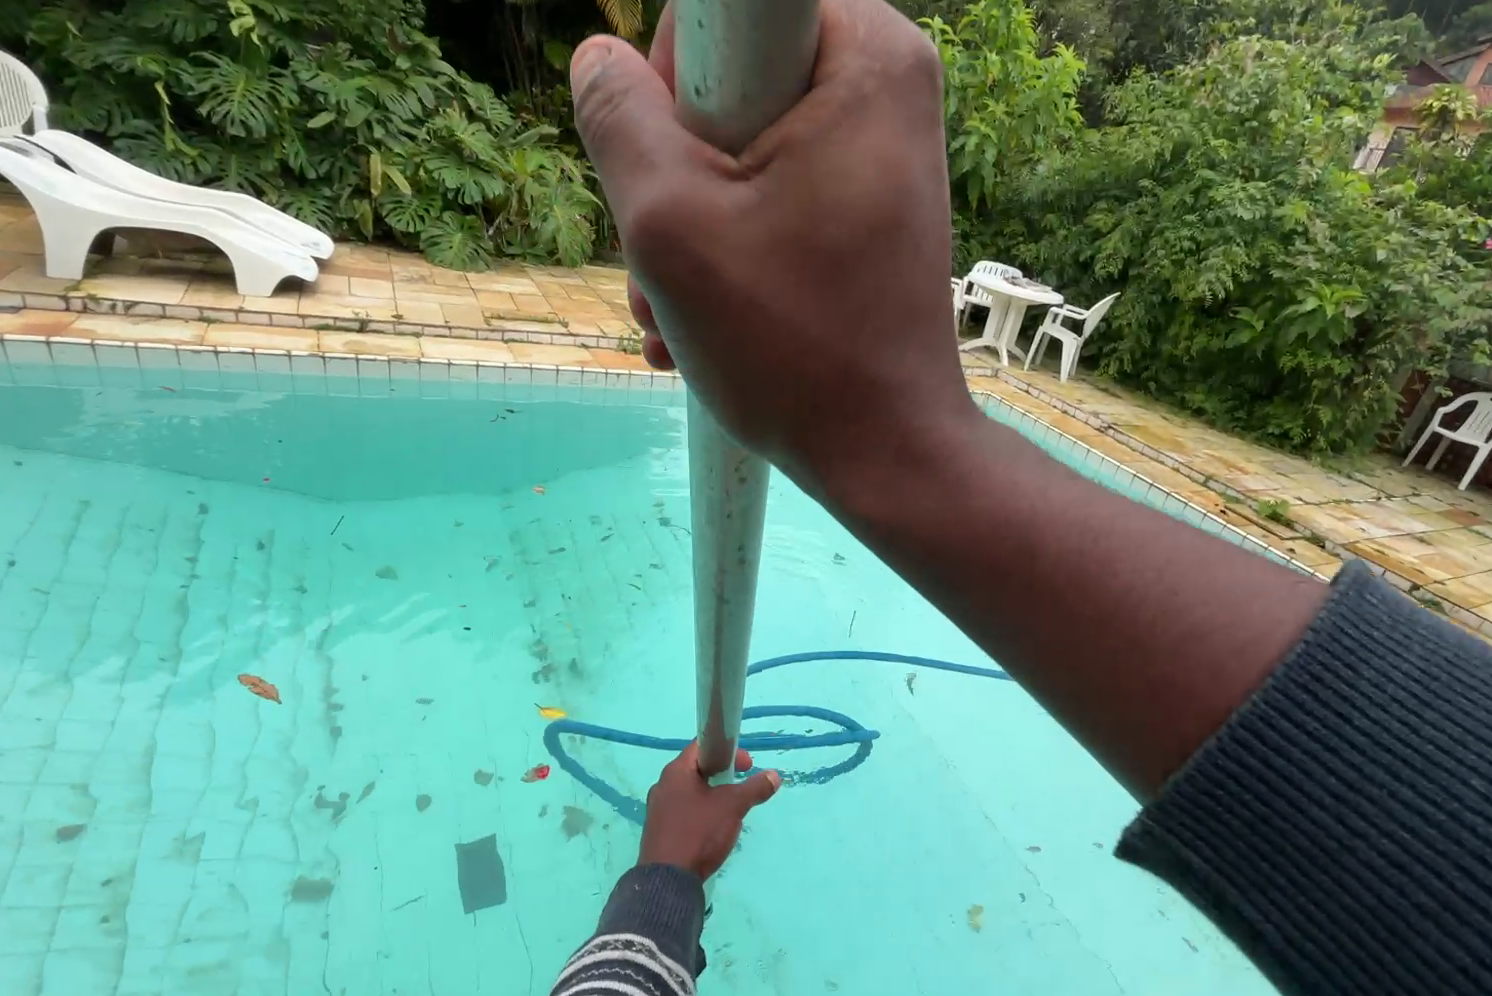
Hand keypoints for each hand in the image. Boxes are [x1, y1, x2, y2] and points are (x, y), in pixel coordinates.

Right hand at [569, 0, 973, 485]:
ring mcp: (884, 166)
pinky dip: (734, 262)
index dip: (676, 87)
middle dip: (677, 185)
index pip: (724, 13)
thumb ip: (618, 118)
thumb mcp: (670, 224)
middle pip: (729, 92)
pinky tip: (701, 331)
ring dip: (691, 241)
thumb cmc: (790, 344)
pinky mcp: (871, 222)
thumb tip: (601, 61)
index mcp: (867, 57)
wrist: (885, 455)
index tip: (680, 172)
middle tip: (666, 263)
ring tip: (672, 317)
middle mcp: (891, 95)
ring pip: (743, 164)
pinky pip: (778, 209)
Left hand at [640, 743, 781, 879]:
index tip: (747, 765)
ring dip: (713, 795)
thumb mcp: (733, 807)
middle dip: (723, 774)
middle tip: (743, 786)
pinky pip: (684, 811)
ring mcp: (658, 809)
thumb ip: (754, 788)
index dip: (727, 749)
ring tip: (731, 810)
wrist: (668, 881)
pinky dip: (701, 812)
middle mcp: (663, 785)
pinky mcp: (659, 831)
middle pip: (697, 769)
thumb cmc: (699, 832)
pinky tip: (713, 829)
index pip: (702, 746)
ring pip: (691, 792)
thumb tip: (774, 776)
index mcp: (676, 772)